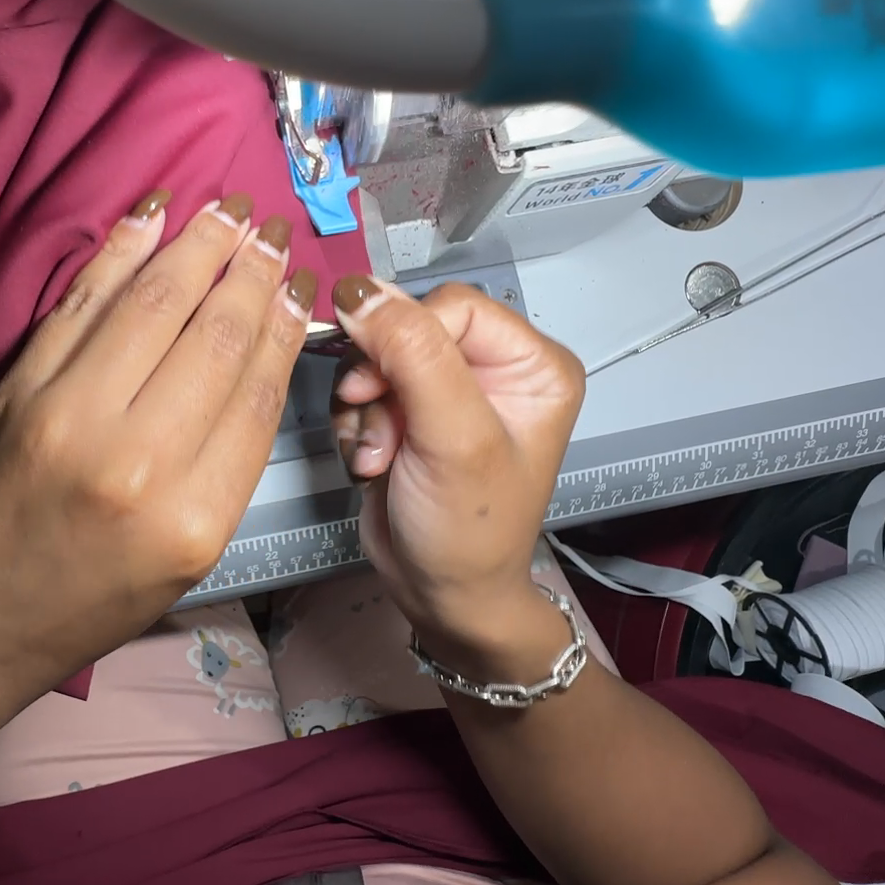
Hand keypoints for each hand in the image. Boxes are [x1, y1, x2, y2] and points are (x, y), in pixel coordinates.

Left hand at [0, 193, 315, 742]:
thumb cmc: (77, 609)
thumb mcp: (178, 561)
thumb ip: (222, 467)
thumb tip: (255, 366)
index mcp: (193, 520)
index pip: (257, 393)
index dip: (284, 327)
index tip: (299, 287)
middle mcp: (137, 463)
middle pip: (215, 339)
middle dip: (250, 273)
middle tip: (269, 229)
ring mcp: (67, 419)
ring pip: (153, 306)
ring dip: (196, 247)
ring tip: (227, 211)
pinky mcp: (14, 393)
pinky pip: (80, 306)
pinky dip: (118, 253)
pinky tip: (149, 218)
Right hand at [328, 278, 584, 673]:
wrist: (439, 594)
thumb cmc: (468, 528)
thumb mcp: (452, 437)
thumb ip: (413, 354)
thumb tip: (359, 289)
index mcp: (530, 363)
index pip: (452, 305)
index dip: (404, 335)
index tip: (373, 384)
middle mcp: (490, 369)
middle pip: (406, 329)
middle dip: (377, 381)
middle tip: (375, 427)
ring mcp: (445, 392)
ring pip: (375, 359)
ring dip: (361, 409)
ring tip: (375, 456)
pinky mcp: (407, 413)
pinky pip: (362, 389)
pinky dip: (354, 424)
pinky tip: (369, 461)